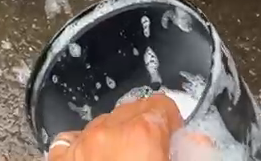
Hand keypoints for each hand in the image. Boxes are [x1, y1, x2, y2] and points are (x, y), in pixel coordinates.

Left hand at [46, 93, 181, 160]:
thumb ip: (186, 152)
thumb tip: (199, 140)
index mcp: (143, 134)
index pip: (163, 105)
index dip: (173, 123)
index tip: (175, 137)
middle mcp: (108, 131)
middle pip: (134, 111)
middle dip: (146, 128)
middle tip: (153, 153)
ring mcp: (81, 144)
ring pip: (104, 123)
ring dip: (116, 136)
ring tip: (125, 159)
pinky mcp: (61, 158)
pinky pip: (71, 140)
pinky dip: (84, 146)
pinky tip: (94, 158)